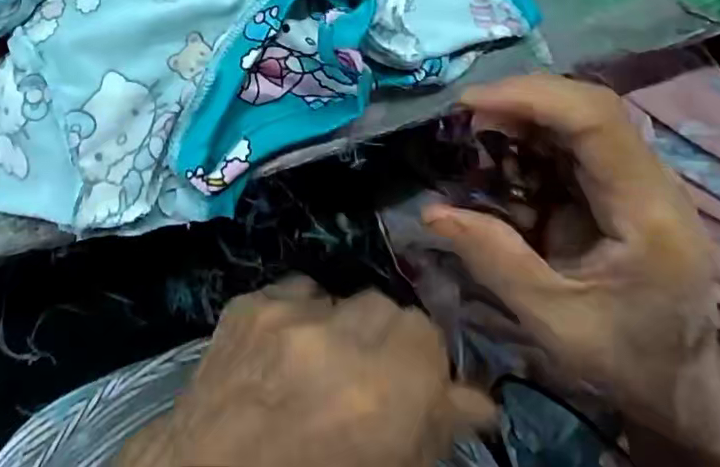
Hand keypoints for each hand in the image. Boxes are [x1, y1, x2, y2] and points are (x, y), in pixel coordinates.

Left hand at [117, 276, 494, 466]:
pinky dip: (296, 314)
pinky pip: (289, 293)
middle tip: (369, 376)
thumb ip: (435, 428)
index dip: (424, 360)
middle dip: (383, 338)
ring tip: (321, 364)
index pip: (426, 331)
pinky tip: (285, 348)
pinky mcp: (244, 303)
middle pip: (382, 306)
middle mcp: (335, 336)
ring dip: (339, 323)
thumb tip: (475, 399)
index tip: (417, 384)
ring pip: (336, 295)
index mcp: (383, 388)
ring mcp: (283, 312)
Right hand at [422, 76, 719, 465]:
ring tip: (477, 136)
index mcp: (647, 215)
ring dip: (522, 114)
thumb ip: (494, 259)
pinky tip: (503, 156)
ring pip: (580, 114)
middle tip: (465, 118)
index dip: (529, 97)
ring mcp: (642, 181)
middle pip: (588, 105)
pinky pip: (574, 137)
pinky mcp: (624, 184)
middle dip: (518, 99)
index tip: (469, 104)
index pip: (596, 121)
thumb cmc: (623, 357)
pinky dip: (530, 135)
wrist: (680, 387)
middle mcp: (653, 185)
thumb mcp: (552, 320)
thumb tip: (432, 210)